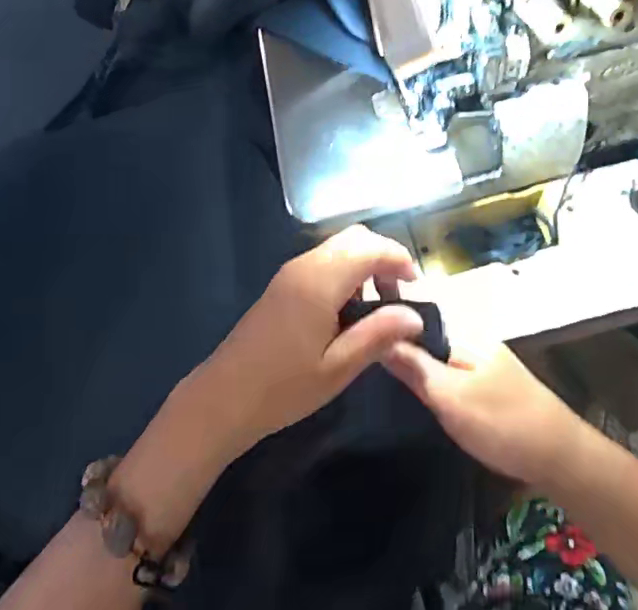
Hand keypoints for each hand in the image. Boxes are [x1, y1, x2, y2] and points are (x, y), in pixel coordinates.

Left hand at [194, 226, 424, 451]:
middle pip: (355, 238)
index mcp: (320, 280)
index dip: (399, 259)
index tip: (416, 287)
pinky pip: (324, 262)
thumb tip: (415, 315)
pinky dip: (346, 273)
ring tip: (377, 307)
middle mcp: (305, 265)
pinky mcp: (283, 285)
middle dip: (383, 257)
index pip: (370, 247)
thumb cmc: (283, 388)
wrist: (221, 399)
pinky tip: (349, 310)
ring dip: (365, 265)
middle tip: (398, 296)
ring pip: (339, 248)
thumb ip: (378, 334)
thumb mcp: (338, 368)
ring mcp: (290, 273)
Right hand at [381, 335, 595, 486]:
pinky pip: (452, 374)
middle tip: (365, 366)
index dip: (388, 325)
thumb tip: (378, 335)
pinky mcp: (491, 386)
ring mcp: (485, 364)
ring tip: (384, 382)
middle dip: (400, 348)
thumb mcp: (451, 397)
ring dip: (417, 368)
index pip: (417, 317)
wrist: (561, 458)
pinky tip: (422, 398)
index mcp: (465, 334)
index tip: (356, 338)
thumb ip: (415, 367)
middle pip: (427, 338)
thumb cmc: (502, 423)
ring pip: (439, 358)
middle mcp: (475, 341)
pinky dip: (435, 383)